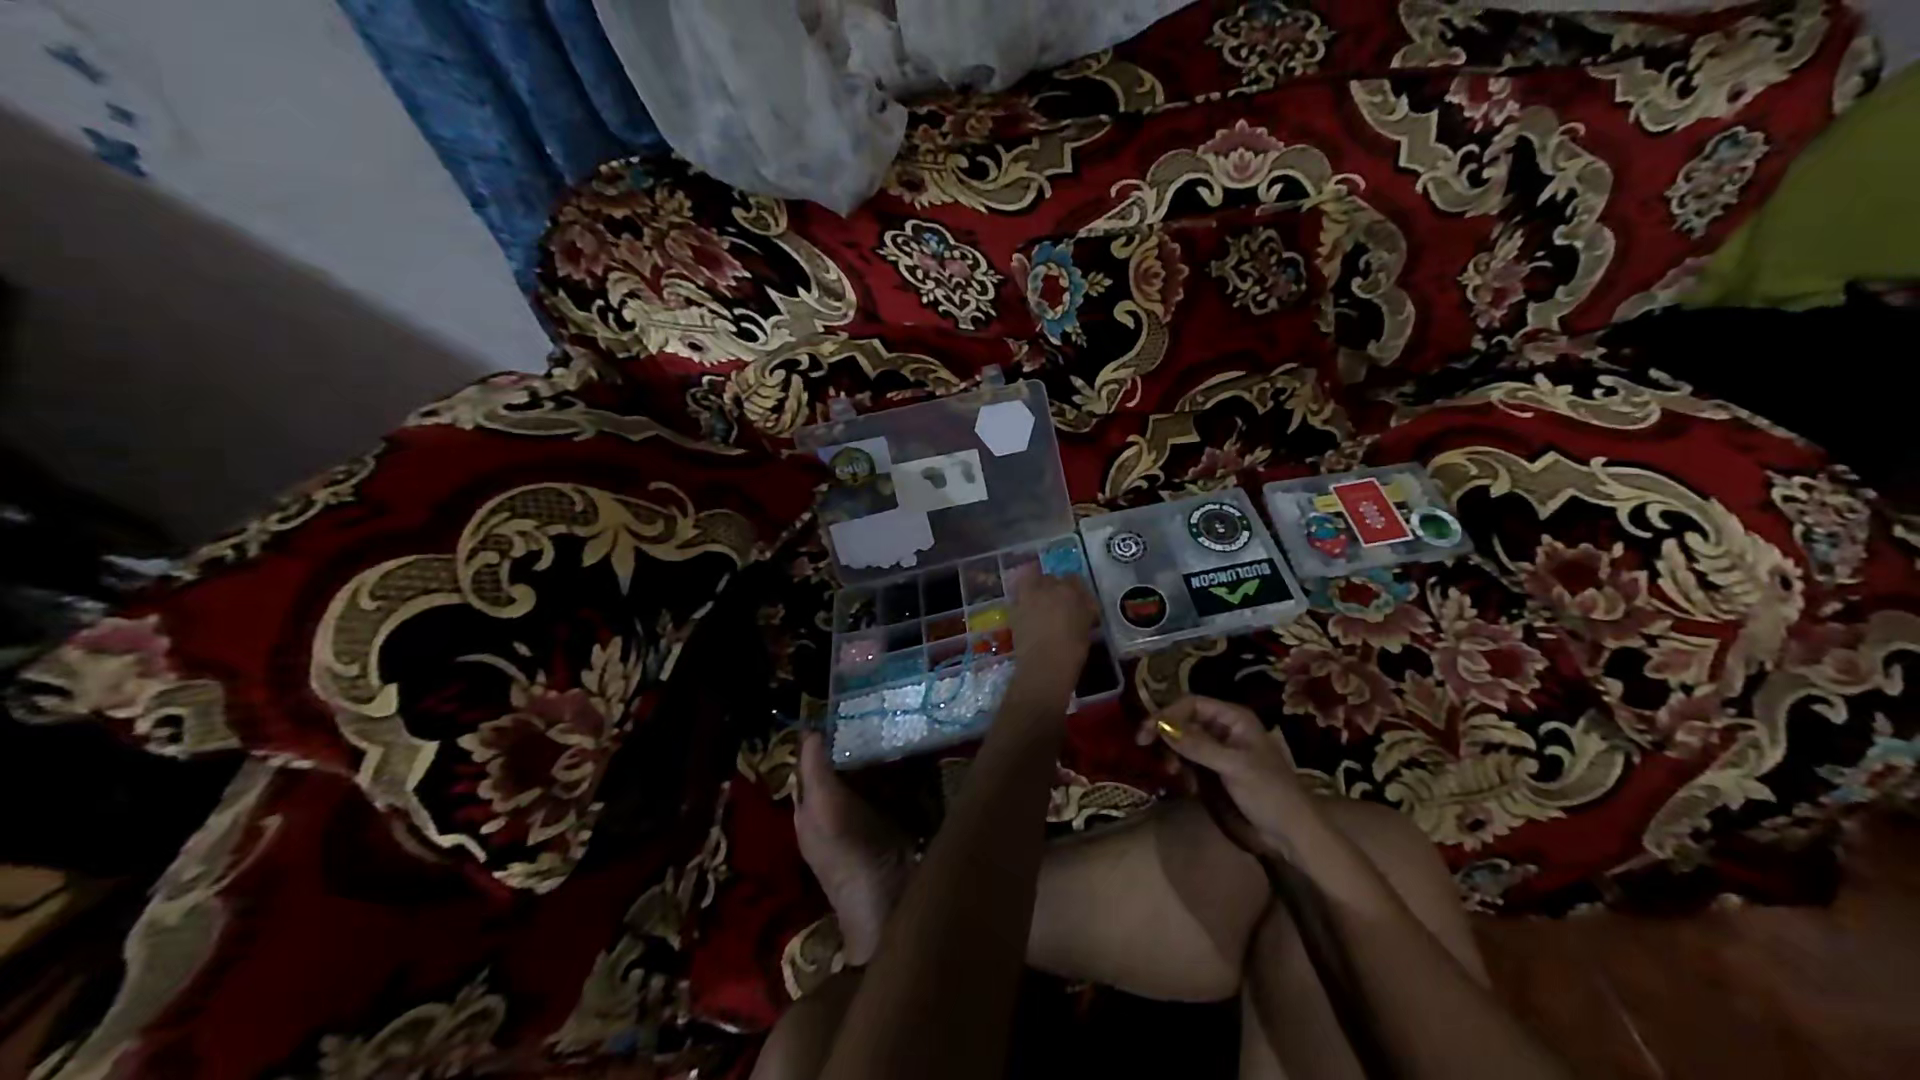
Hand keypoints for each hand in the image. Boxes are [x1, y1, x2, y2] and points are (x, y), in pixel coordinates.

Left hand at [1007, 573, 1096, 698]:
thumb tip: (1084, 607)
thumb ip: (1085, 611)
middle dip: (1053, 586)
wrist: (1044, 665)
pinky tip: (1027, 611)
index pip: (1074, 579)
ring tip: (1038, 601)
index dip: (1075, 589)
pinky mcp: (1013, 608)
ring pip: (1030, 580)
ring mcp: (1028, 596)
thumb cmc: (1073, 650)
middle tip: (1057, 601)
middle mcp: (1047, 588)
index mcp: (1070, 591)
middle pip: (1050, 578)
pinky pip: (1018, 596)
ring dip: (1035, 586)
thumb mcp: (1086, 627)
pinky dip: (1023, 600)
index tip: (1076, 599)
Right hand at [1137, 696, 1315, 859]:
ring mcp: (1220, 750)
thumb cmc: (1270, 793)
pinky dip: (1182, 769)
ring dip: (1172, 754)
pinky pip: (1189, 761)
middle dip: (1166, 733)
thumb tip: (1161, 727)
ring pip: (1183, 741)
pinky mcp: (1216, 771)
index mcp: (1234, 718)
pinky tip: (1185, 784)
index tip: (1147, 732)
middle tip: (1146, 748)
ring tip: (1171, 772)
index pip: (1191, 704)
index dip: (1167, 714)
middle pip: (1184, 720)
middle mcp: (1225, 729)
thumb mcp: (1234, 766)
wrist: (1292, 833)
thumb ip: (1198, 746)